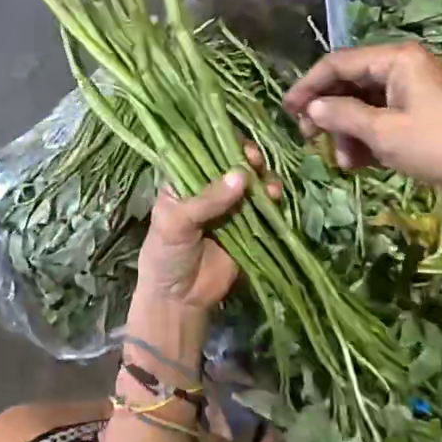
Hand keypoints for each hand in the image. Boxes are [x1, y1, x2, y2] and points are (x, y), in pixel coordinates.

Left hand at [133, 142, 278, 310]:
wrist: (179, 298)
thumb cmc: (166, 254)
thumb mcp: (177, 222)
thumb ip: (207, 200)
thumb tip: (241, 176)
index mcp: (183, 180)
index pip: (202, 150)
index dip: (221, 143)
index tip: (237, 144)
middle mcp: (208, 188)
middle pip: (231, 163)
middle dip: (246, 158)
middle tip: (254, 160)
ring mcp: (229, 206)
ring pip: (250, 183)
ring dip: (262, 178)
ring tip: (267, 184)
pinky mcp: (248, 225)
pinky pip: (263, 206)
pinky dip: (271, 199)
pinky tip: (275, 196)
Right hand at [282, 42, 441, 213]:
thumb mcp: (385, 134)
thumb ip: (343, 116)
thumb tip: (312, 108)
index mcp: (396, 59)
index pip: (338, 63)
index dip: (308, 86)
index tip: (287, 110)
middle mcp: (403, 67)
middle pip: (349, 83)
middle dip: (329, 113)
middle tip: (309, 138)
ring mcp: (413, 90)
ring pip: (363, 104)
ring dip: (347, 132)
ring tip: (344, 162)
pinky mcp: (420, 113)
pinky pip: (382, 119)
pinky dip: (367, 139)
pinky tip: (360, 163)